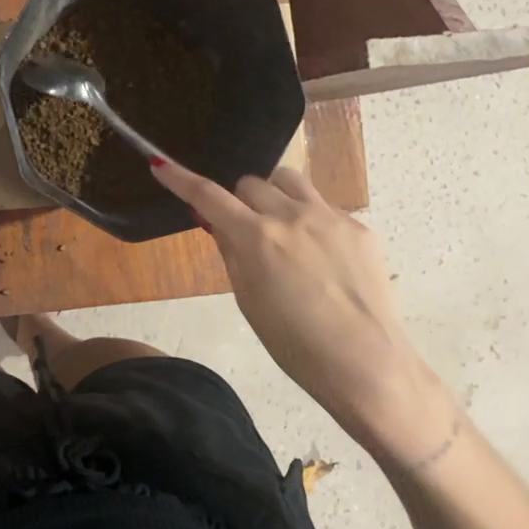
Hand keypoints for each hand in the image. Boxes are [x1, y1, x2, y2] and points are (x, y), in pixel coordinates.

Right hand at [152, 160, 457, 467]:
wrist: (367, 364)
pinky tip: (321, 259)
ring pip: (289, 181)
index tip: (160, 165)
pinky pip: (324, 207)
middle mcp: (292, 216)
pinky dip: (310, 221)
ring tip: (282, 229)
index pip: (208, 196)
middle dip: (239, 201)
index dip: (179, 179)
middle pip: (250, 183)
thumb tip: (216, 222)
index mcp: (257, 238)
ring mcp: (330, 218)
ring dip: (275, 195)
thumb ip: (231, 253)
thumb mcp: (248, 300)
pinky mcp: (359, 228)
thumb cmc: (295, 346)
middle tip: (244, 230)